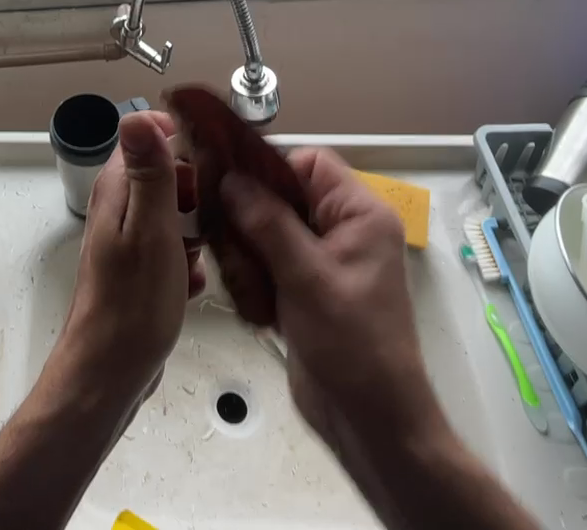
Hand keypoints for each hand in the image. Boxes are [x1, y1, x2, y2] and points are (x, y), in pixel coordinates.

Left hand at [48, 111, 202, 408]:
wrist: (111, 373)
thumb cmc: (133, 305)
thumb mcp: (151, 231)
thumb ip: (149, 174)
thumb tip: (138, 115)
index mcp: (116, 189)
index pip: (149, 136)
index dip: (184, 143)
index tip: (213, 165)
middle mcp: (118, 207)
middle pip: (168, 175)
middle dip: (196, 194)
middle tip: (208, 223)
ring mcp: (127, 238)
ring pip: (175, 214)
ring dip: (195, 232)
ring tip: (199, 258)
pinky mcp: (138, 267)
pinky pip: (173, 248)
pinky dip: (187, 263)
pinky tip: (191, 285)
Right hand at [216, 147, 448, 468]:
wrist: (370, 421)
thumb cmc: (353, 346)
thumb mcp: (307, 277)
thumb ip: (267, 222)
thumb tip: (230, 178)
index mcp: (360, 215)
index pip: (309, 163)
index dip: (268, 166)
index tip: (227, 179)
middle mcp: (344, 230)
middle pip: (285, 194)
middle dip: (250, 210)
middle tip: (215, 221)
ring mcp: (324, 260)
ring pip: (270, 228)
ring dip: (248, 246)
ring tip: (234, 268)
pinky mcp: (306, 286)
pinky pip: (270, 260)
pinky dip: (253, 272)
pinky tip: (246, 294)